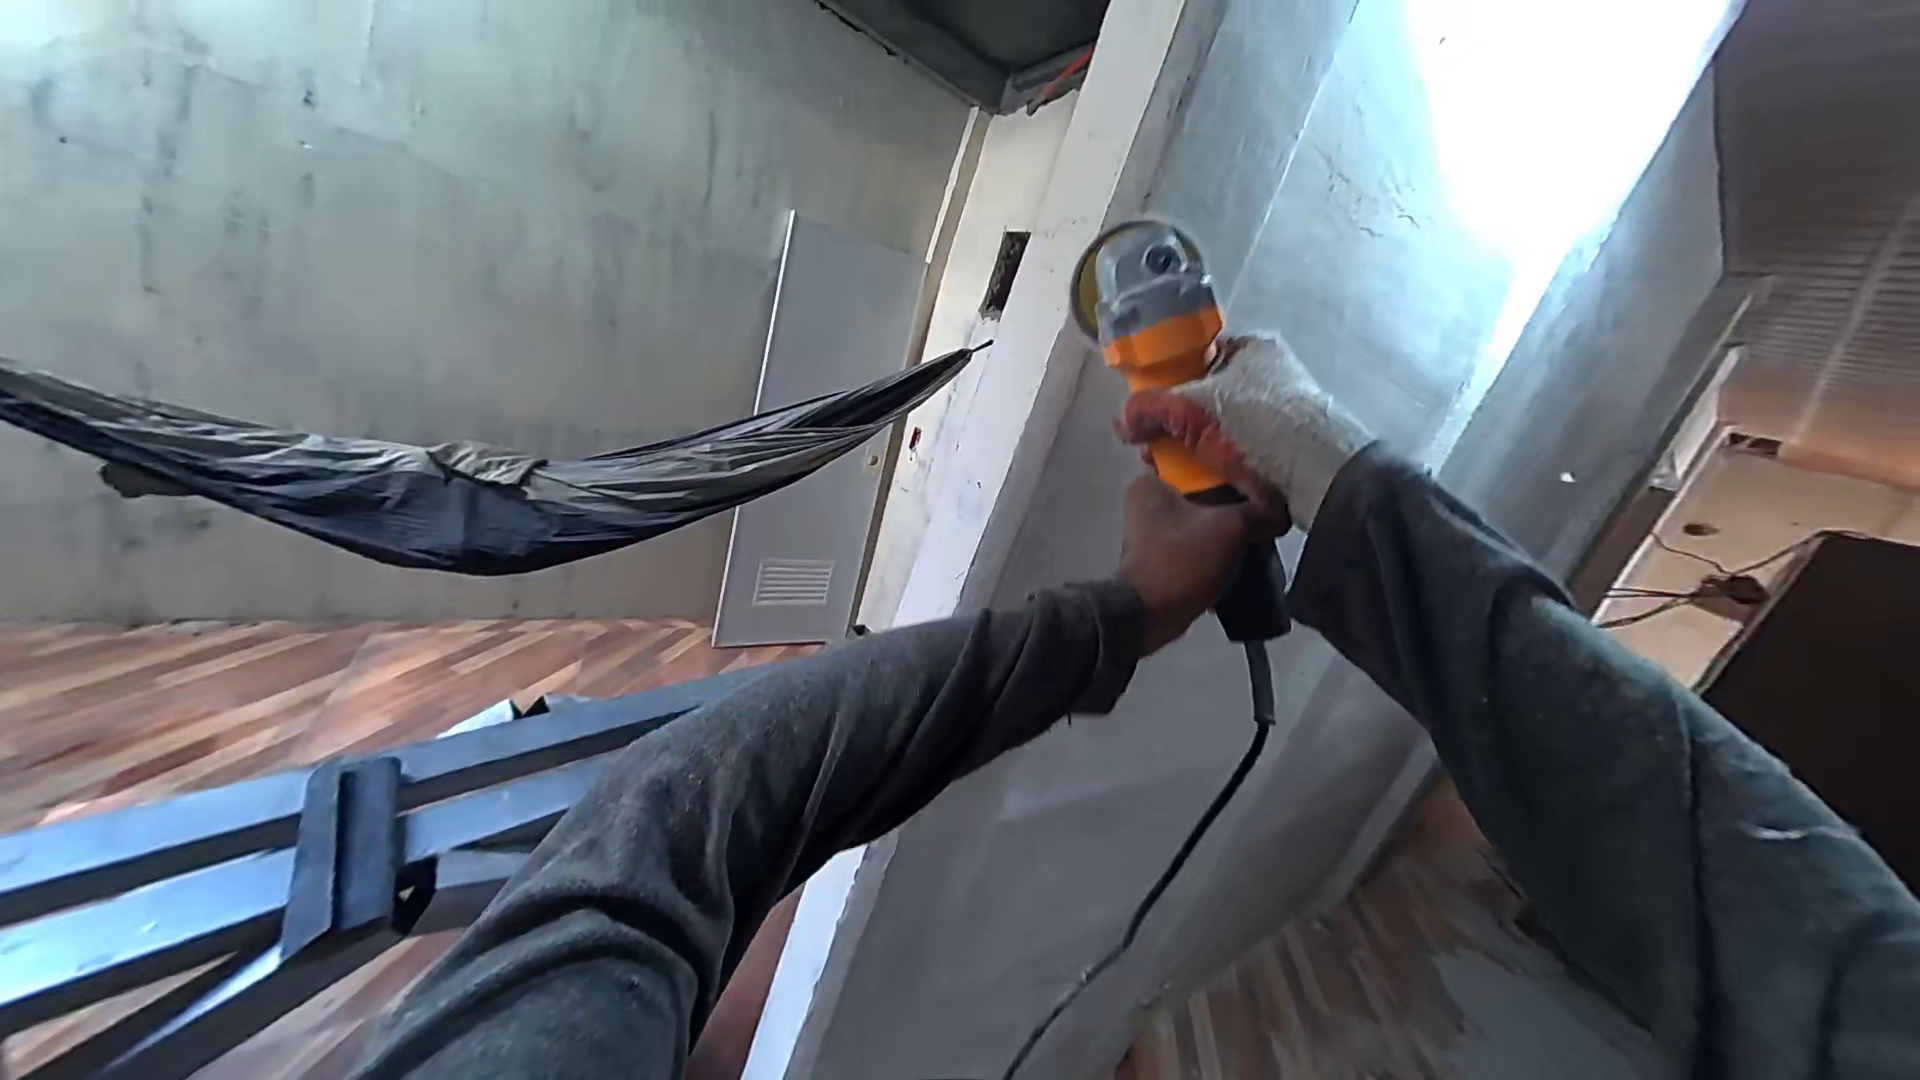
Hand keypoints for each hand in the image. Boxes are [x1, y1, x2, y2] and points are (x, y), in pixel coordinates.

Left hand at [1117, 471, 1276, 653]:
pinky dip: (1219, 542)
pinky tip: (1247, 546)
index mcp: (1149, 481)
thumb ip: (1260, 510)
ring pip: (1203, 514)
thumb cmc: (1182, 559)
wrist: (1150, 613)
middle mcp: (1146, 499)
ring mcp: (1153, 528)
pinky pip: (1199, 537)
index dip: (1225, 456)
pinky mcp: (1163, 552)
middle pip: (1201, 485)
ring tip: (1262, 524)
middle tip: (1265, 499)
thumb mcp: (1230, 527)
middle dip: (1233, 494)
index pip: (1191, 453)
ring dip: (1229, 521)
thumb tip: (1281, 512)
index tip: (1254, 466)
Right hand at [1118, 333, 1372, 528]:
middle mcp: (1265, 374)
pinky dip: (1207, 460)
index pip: (1195, 356)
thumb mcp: (1192, 409)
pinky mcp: (1278, 445)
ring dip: (1184, 444)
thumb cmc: (1257, 426)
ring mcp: (1275, 410)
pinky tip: (1189, 476)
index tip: (1146, 407)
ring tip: (1163, 464)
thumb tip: (1121, 423)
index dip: (1165, 380)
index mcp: (1251, 349)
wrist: (1318, 477)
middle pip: (1200, 394)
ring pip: (1213, 424)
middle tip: (1149, 443)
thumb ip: (1148, 408)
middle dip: (1170, 421)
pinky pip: (1230, 448)